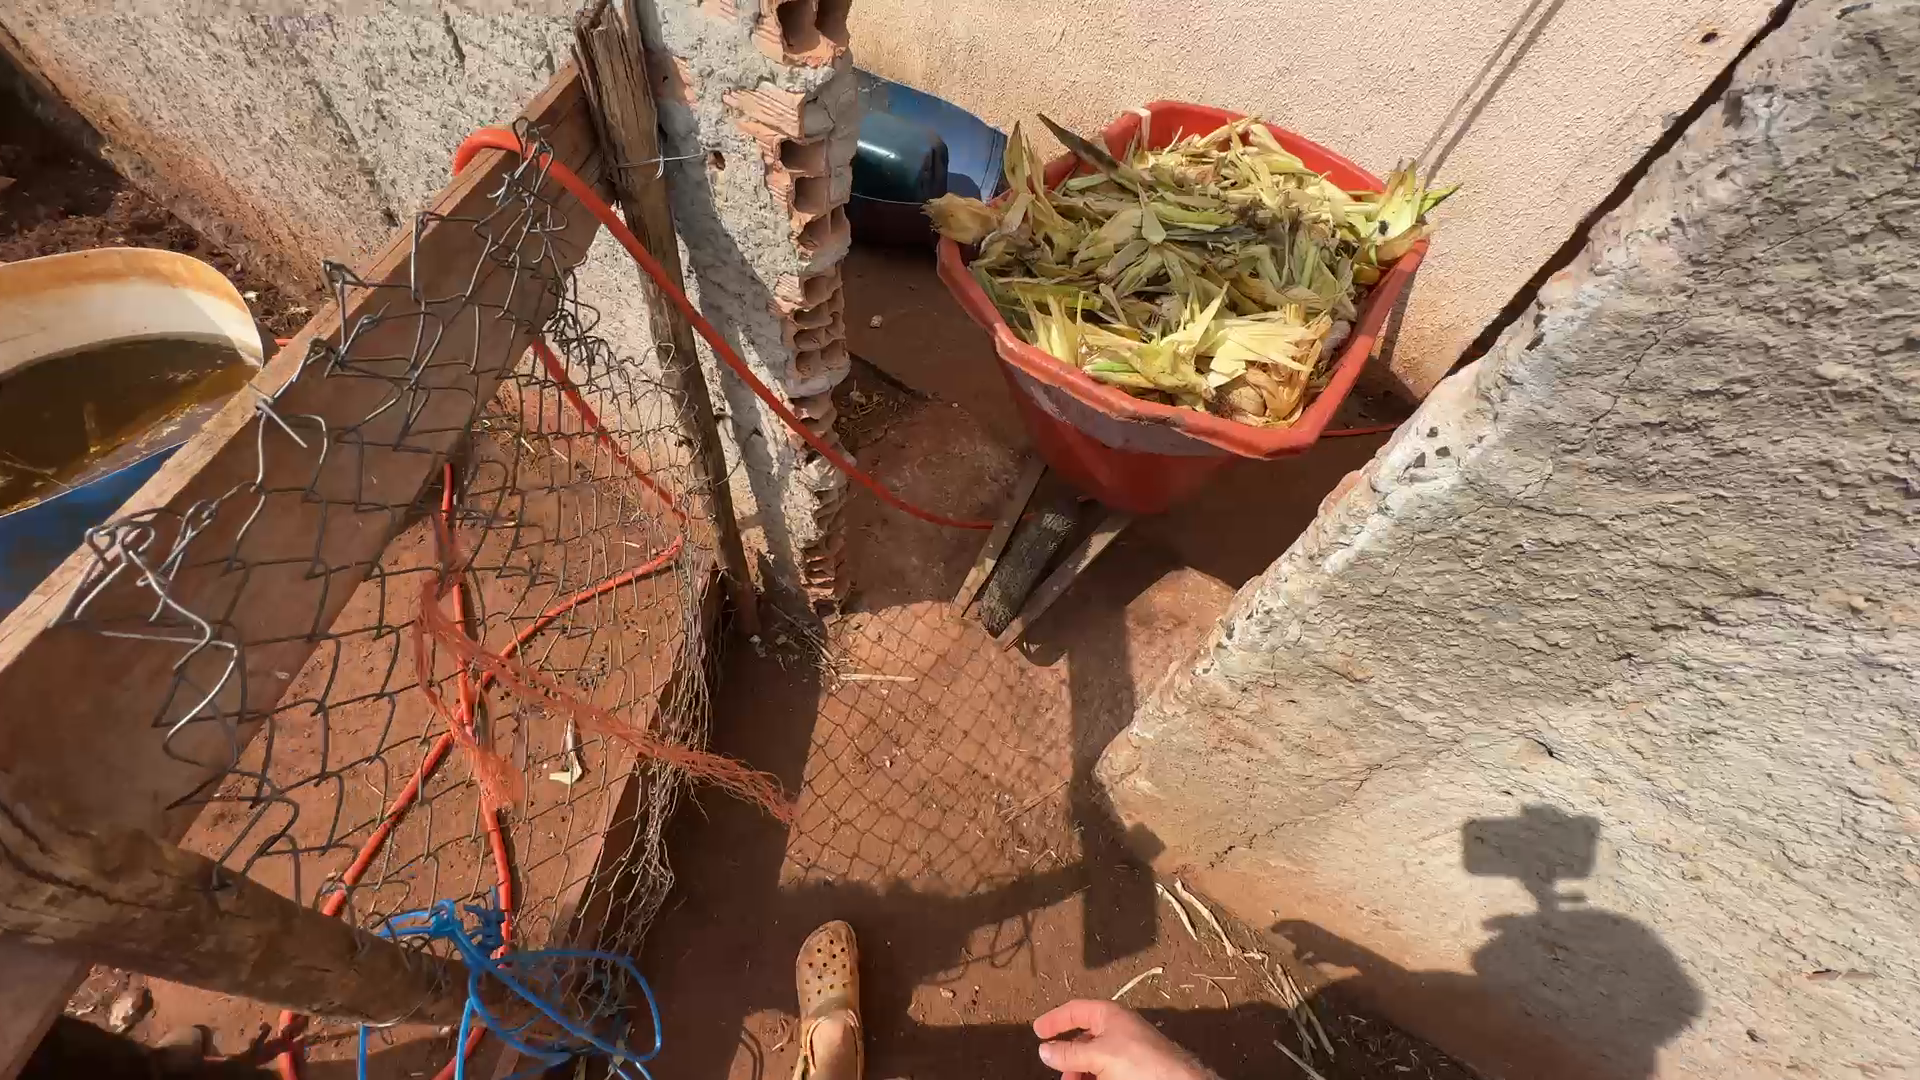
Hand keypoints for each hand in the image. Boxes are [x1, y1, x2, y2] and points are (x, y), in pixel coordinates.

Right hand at [1032, 999, 1215, 1079]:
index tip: (1036, 1033)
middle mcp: (1116, 1029)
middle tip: (1061, 1076)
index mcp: (1108, 1014)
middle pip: (1083, 1039)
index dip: (1055, 1020)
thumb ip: (1070, 1053)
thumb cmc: (1138, 1061)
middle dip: (1068, 1058)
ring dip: (1081, 1072)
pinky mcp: (1133, 1069)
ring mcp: (1125, 1050)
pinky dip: (1095, 1077)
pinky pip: (1106, 1072)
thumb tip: (1042, 1050)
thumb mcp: (1099, 1055)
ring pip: (1094, 1060)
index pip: (1075, 1010)